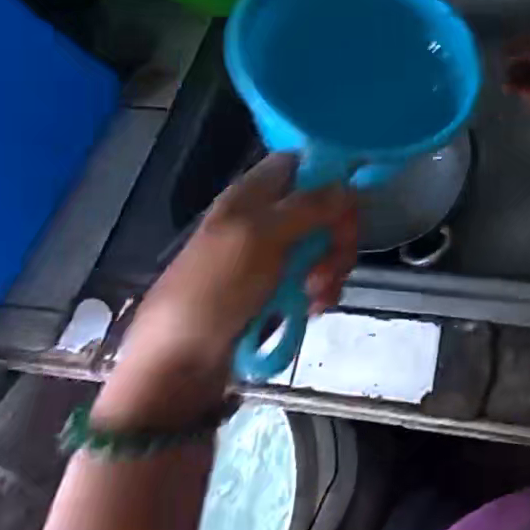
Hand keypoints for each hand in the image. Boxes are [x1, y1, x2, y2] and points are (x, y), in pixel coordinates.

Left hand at [97, 154, 355, 426]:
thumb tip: (349, 186)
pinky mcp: (283, 289)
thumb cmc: (213, 291)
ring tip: (316, 294)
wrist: (179, 366)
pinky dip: (324, 291)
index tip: (350, 199)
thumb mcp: (259, 238)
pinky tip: (313, 308)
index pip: (299, 163)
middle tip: (332, 261)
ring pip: (328, 244)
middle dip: (338, 234)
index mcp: (252, 197)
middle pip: (325, 207)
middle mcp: (268, 220)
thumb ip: (308, 206)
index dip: (328, 174)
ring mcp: (276, 256)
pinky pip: (321, 277)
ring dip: (333, 268)